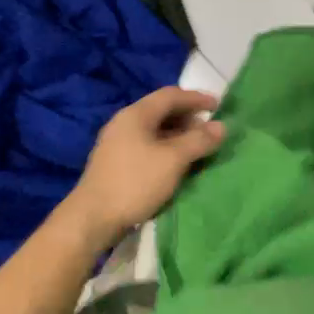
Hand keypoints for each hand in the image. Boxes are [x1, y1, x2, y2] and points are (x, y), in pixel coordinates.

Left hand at [63, 87, 225, 242]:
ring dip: (178, 136)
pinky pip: (147, 147)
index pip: (170, 95)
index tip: (219, 106)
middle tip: (210, 132)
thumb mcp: (173, 160)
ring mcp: (117, 144)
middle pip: (161, 111)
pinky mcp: (116, 163)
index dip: (196, 98)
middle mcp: (124, 123)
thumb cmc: (135, 182)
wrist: (93, 218)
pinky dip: (166, 150)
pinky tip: (177, 165)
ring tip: (198, 149)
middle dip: (188, 118)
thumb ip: (198, 141)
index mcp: (136, 114)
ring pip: (154, 131)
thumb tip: (221, 126)